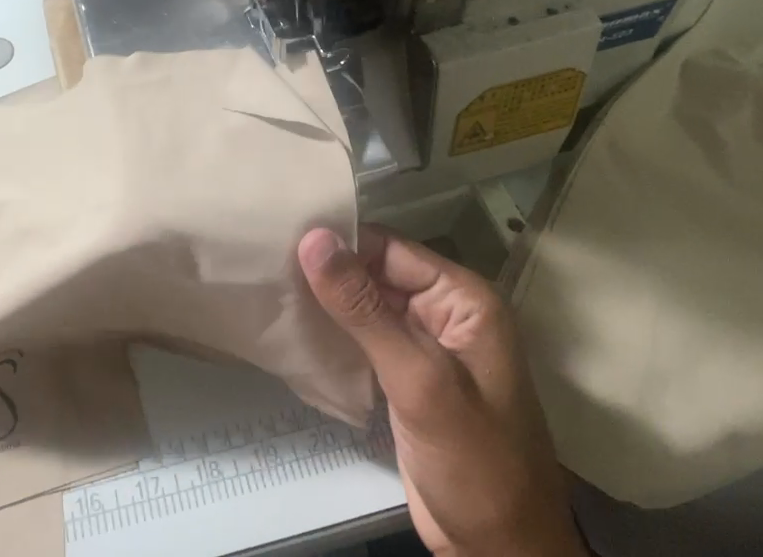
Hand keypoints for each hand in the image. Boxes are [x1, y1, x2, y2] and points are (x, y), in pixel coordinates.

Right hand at [299, 226, 585, 556]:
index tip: (279, 236)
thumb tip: (314, 239)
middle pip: (376, 274)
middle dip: (326, 272)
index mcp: (464, 300)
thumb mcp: (419, 379)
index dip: (339, 241)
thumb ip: (365, 309)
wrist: (499, 549)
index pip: (390, 249)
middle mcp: (444, 315)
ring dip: (325, 304)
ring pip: (365, 308)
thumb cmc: (475, 460)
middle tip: (263, 262)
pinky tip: (292, 331)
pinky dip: (332, 336)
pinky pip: (363, 342)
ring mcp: (424, 349)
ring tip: (267, 288)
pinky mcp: (404, 381)